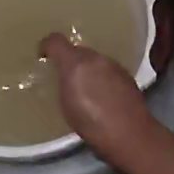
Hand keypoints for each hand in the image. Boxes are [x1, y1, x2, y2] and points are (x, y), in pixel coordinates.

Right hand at [40, 33, 155, 156]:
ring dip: (88, 68)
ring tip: (86, 87)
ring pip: (95, 59)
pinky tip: (103, 93)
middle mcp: (95, 58)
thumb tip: (63, 74)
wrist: (129, 132)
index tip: (44, 56)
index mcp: (75, 63)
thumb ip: (63, 83)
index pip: (56, 41)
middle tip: (66, 78)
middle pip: (78, 50)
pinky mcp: (127, 75)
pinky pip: (108, 69)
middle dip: (70, 60)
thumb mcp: (66, 105)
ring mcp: (114, 65)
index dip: (47, 46)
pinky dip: (102, 76)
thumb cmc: (91, 123)